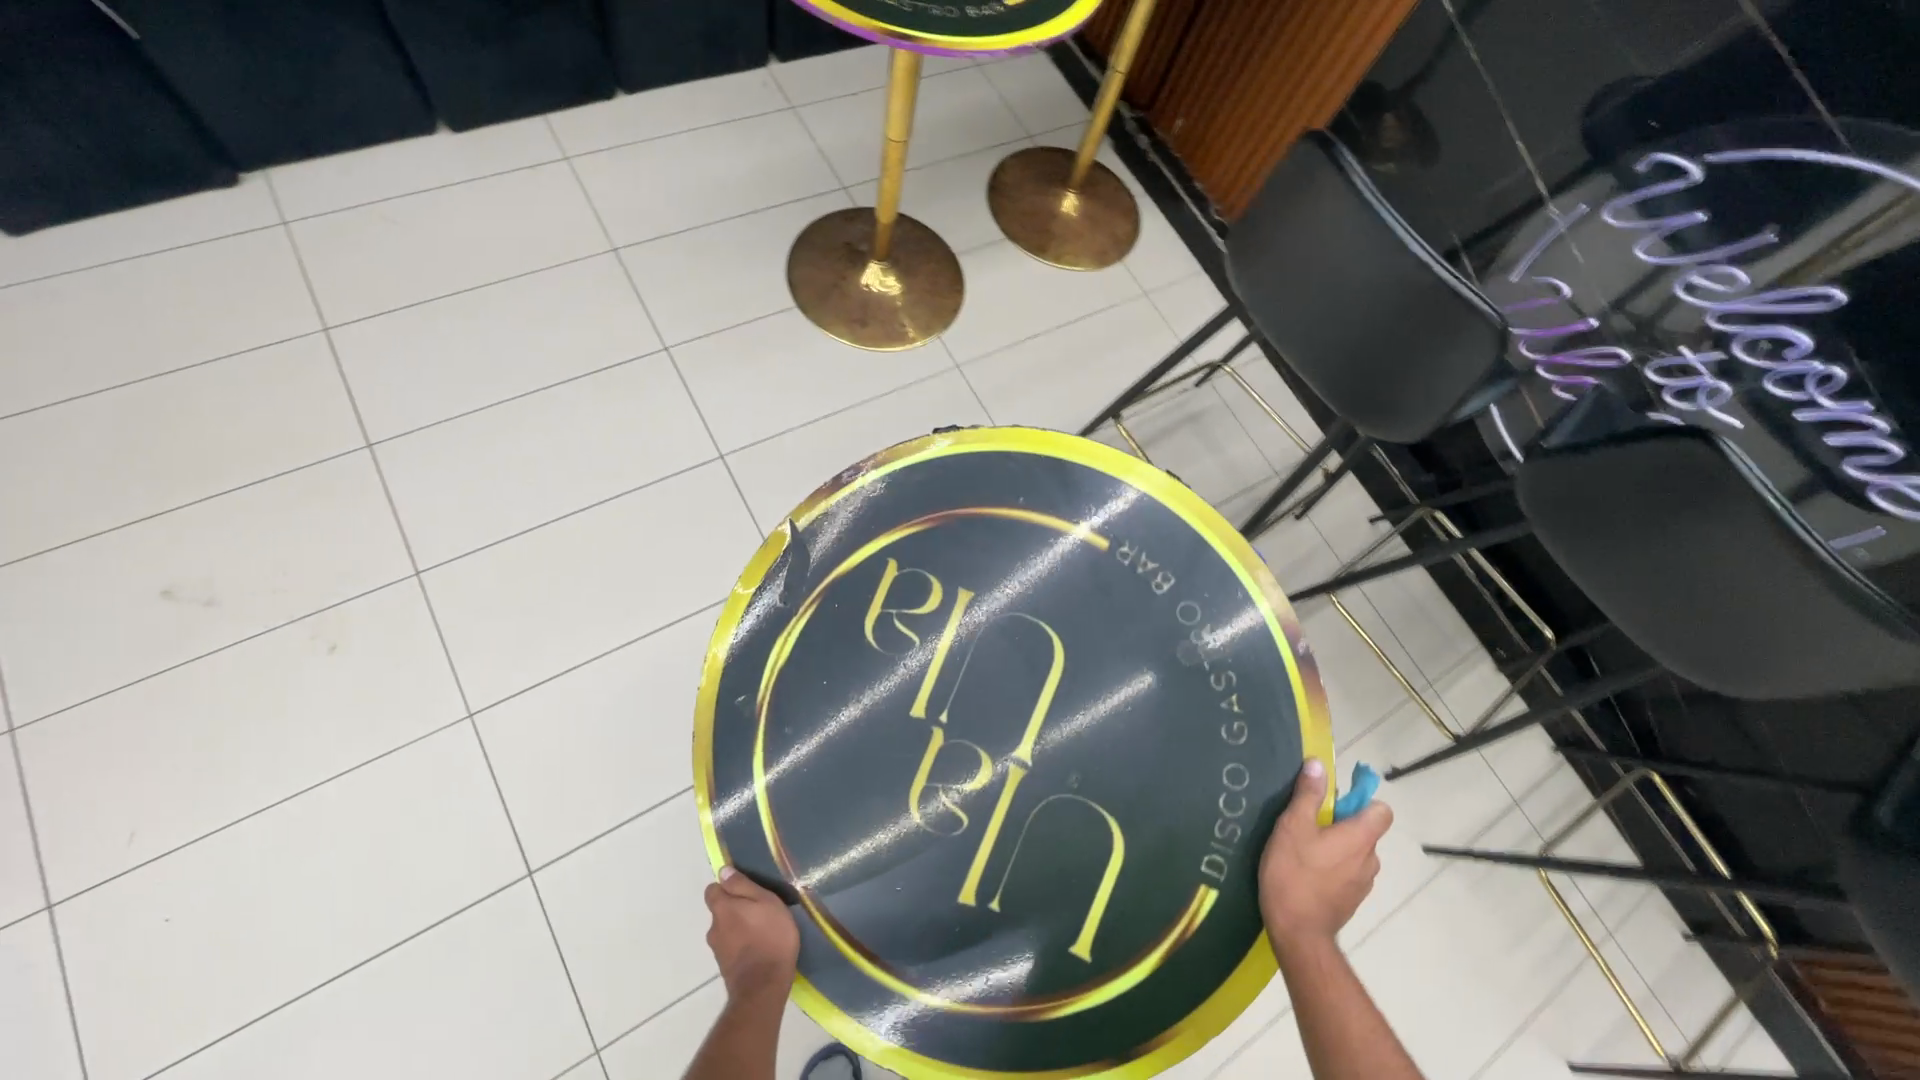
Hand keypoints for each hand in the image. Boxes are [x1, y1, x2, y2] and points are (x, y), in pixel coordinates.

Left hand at [704, 866, 799, 1000]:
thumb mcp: (765, 902)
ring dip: (739, 928)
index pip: (713, 889)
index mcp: (722, 908)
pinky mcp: (724, 966)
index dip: (728, 887)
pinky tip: (759, 949)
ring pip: (726, 930)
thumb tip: (724, 871)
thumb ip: (743, 886)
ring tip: (762, 932)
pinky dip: (741, 945)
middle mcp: (714, 928)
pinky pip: (731, 947)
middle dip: (735, 909)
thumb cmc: (770, 937)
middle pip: (720, 911)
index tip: (747, 891)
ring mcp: (717, 949)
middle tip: (760, 912)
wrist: (764, 986)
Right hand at [1258, 759, 1393, 959]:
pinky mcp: (1352, 900)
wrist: (1298, 932)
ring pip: (1355, 853)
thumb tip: (1318, 764)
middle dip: (1340, 824)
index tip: (1334, 803)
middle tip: (1306, 826)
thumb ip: (1308, 795)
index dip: (1362, 801)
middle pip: (1364, 831)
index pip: (1382, 811)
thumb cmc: (1294, 873)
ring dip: (1335, 847)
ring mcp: (1364, 883)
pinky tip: (1306, 874)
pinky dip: (1332, 868)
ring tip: (1302, 851)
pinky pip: (1347, 873)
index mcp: (1361, 838)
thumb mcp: (1293, 826)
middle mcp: (1370, 859)